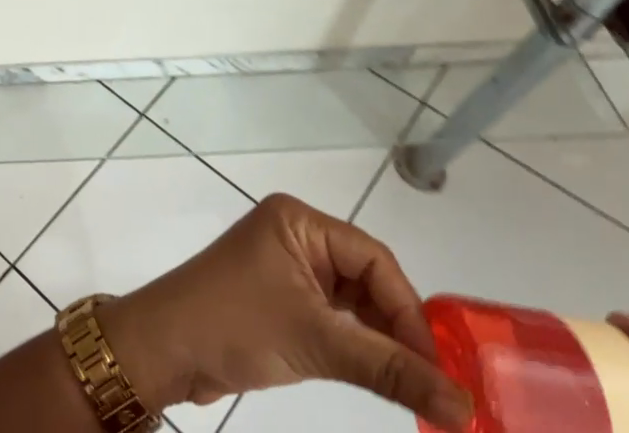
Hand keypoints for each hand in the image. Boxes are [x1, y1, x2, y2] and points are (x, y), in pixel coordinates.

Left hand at [95, 193, 472, 431]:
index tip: (436, 366)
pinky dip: (354, 346)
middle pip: (367, 279)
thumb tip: (467, 406)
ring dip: (378, 341)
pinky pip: (331, 318)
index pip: (375, 259)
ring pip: (352, 302)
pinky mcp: (277, 300)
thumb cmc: (232, 325)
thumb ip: (391, 370)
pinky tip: (377, 375)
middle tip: (433, 381)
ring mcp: (284, 268)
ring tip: (412, 385)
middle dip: (398, 328)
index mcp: (298, 222)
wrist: (161, 350)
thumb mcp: (316, 342)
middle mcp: (293, 236)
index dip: (409, 312)